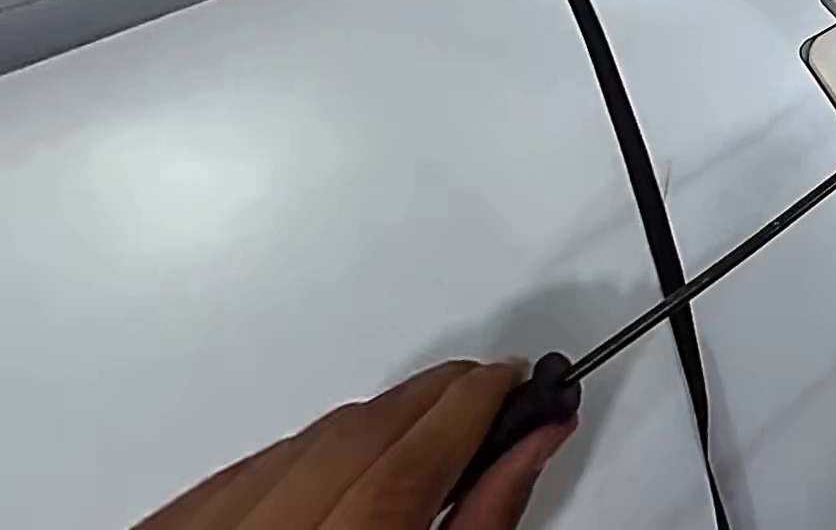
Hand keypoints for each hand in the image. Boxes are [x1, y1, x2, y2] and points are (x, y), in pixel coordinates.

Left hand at [136, 361, 575, 529]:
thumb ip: (488, 517)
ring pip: (303, 442)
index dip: (474, 402)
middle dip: (438, 395)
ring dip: (378, 422)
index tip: (510, 376)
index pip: (405, 468)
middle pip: (356, 439)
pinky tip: (339, 467)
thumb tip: (541, 433)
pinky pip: (239, 471)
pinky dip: (306, 452)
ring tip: (417, 438)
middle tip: (484, 394)